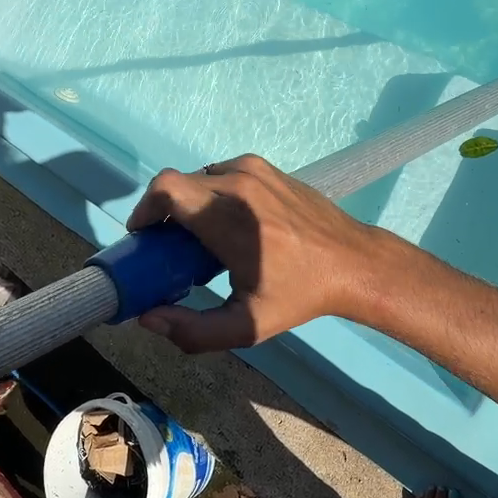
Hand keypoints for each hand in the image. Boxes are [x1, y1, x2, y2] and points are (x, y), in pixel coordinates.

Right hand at [125, 154, 420, 350]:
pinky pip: (223, 174)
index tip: (145, 237)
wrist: (353, 263)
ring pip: (201, 178)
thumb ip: (192, 330)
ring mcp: (254, 169)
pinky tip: (230, 226)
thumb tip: (147, 318)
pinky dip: (214, 195)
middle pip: (179, 184)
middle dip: (166, 213)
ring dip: (191, 204)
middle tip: (170, 247)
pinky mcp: (267, 167)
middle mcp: (237, 183)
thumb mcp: (245, 326)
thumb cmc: (297, 295)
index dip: (145, 209)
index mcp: (228, 217)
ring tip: (202, 239)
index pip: (166, 189)